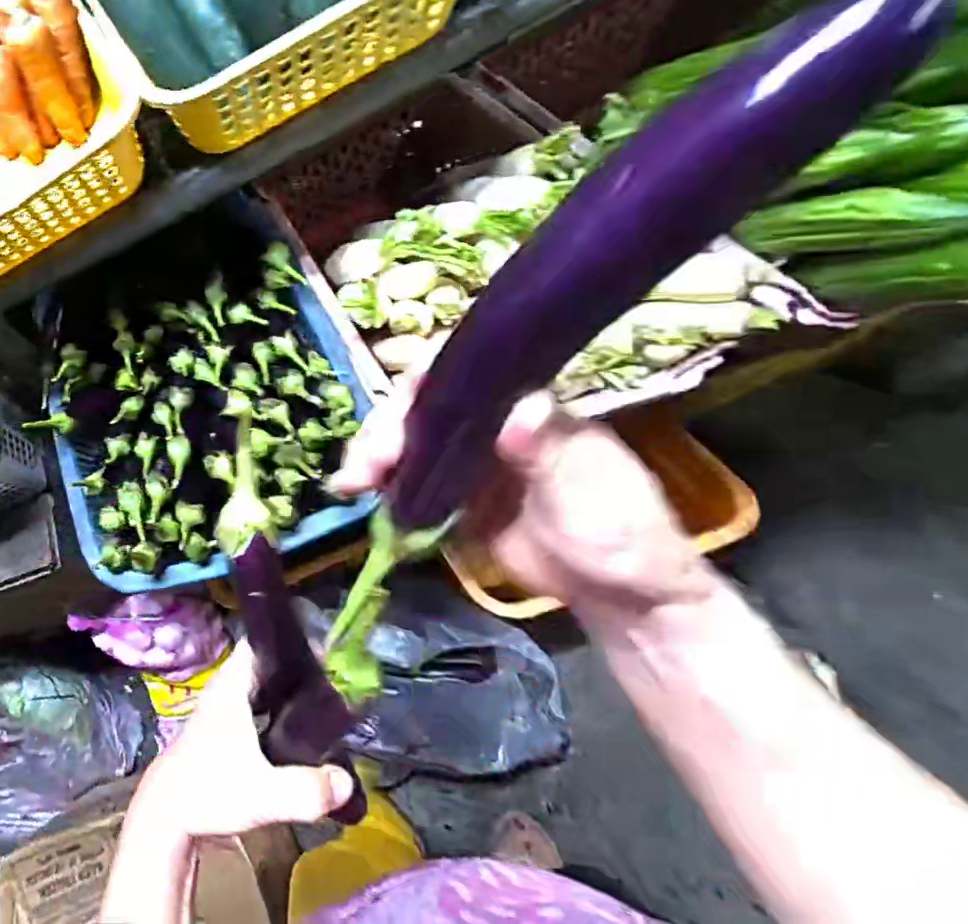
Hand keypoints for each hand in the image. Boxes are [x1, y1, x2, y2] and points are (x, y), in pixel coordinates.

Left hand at [131, 641, 356, 836]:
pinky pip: (252, 708)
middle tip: (331, 680)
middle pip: (264, 665)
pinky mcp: (219, 730)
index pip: (260, 643)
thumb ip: (307, 790)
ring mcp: (219, 709)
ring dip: (283, 692)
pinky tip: (294, 731)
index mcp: (232, 686)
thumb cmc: (209, 791)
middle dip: (295, 670)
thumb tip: (346, 781)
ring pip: (258, 688)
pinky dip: (272, 712)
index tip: (322, 648)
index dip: (289, 641)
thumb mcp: (263, 794)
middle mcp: (224, 689)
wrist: (165, 817)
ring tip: (320, 703)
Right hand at [331, 382, 716, 615]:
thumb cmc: (619, 531)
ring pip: (405, 442)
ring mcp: (465, 461)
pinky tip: (355, 493)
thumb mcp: (589, 487)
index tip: (405, 397)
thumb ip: (547, 450)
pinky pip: (405, 482)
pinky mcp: (450, 498)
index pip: (466, 372)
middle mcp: (486, 424)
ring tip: (349, 483)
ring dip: (371, 455)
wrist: (618, 596)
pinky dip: (378, 485)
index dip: (429, 375)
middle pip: (421, 408)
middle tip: (366, 466)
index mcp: (522, 405)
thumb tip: (521, 410)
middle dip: (385, 429)